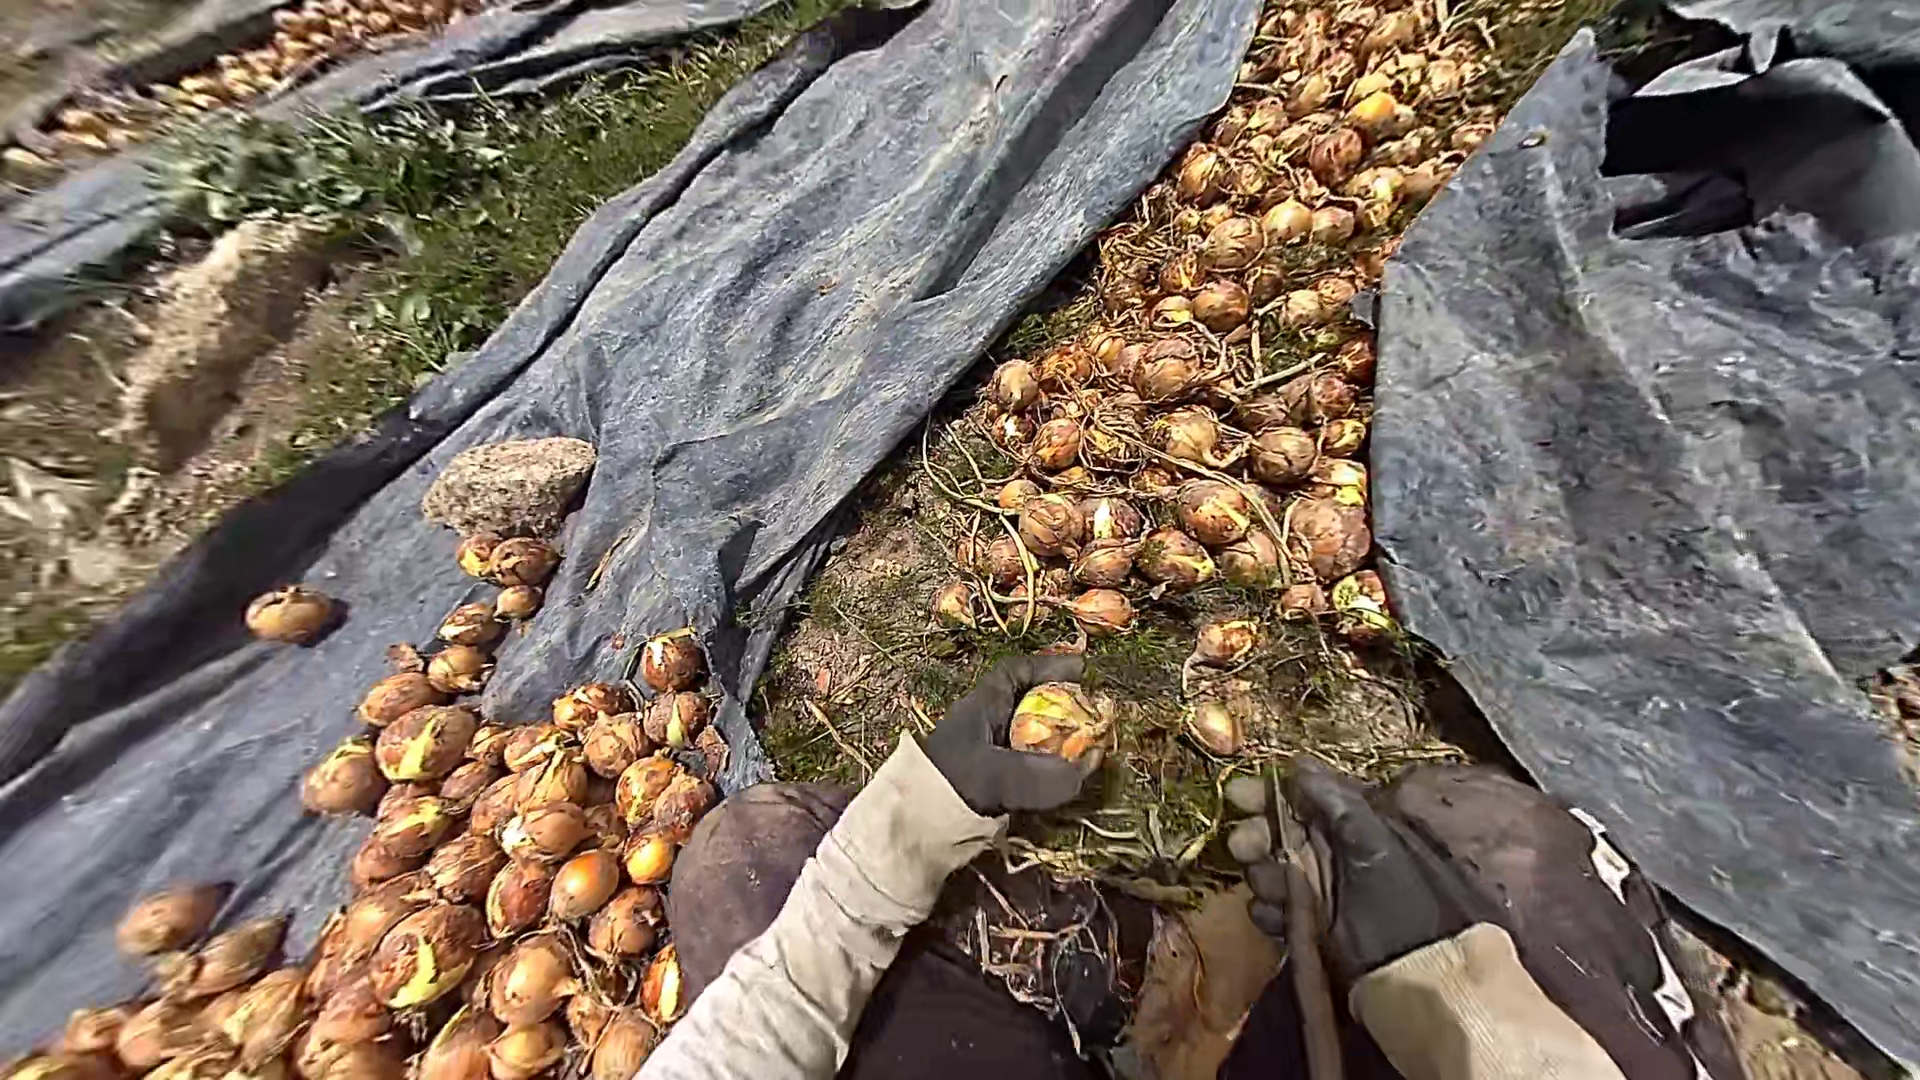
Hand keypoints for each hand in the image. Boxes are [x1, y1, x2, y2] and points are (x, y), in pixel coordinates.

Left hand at [923, 654, 1095, 814]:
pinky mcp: (990, 780)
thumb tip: (1085, 769)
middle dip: (1061, 702)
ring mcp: (987, 751)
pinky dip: (1050, 766)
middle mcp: (985, 722)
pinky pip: (1028, 763)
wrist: (912, 825)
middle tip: (1092, 711)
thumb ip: (1037, 775)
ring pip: (1029, 733)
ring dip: (1058, 736)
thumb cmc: (948, 785)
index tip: (1080, 670)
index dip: (1048, 666)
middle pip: (1027, 700)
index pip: (1015, 672)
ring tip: (1088, 743)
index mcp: (982, 706)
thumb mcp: (991, 775)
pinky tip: (1068, 776)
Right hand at [1226, 759, 1482, 982]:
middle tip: (1243, 848)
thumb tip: (1297, 763)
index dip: (1261, 793)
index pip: (1289, 797)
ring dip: (1261, 877)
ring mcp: (1308, 887)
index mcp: (1336, 825)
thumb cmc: (1401, 898)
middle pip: (1268, 832)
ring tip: (1272, 893)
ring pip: (1263, 869)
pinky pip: (1269, 909)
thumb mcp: (1375, 844)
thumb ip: (1338, 802)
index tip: (1237, 796)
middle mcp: (1318, 850)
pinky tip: (1275, 918)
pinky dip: (1266, 912)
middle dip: (1252, 838)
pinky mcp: (1303, 922)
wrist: (1421, 974)